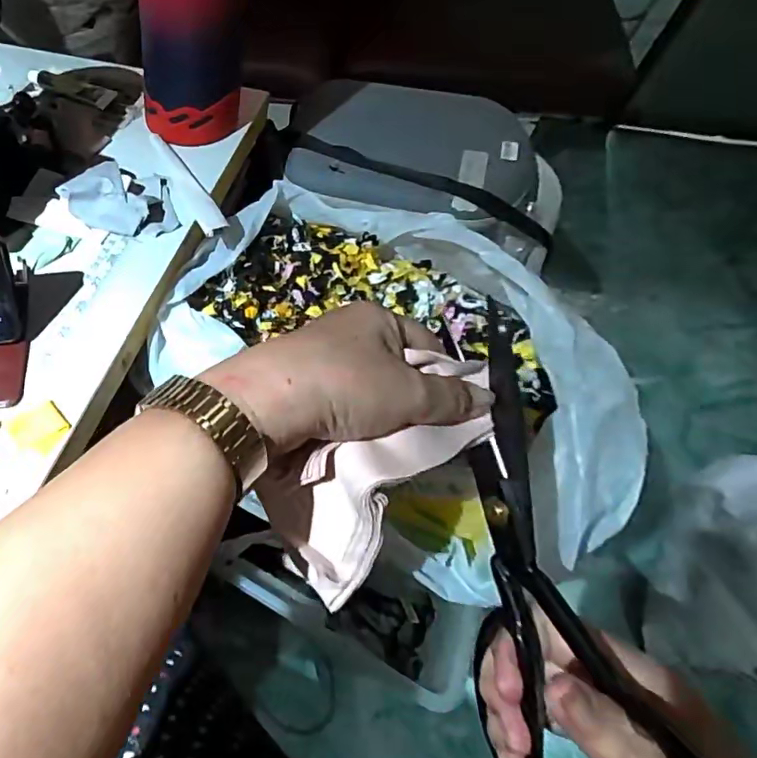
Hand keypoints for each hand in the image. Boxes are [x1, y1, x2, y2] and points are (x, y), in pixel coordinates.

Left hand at [199, 302, 491, 457]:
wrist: (267, 403)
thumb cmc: (345, 385)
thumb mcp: (407, 393)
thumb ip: (450, 399)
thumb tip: (489, 398)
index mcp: (376, 317)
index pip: (428, 343)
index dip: (446, 375)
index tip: (456, 410)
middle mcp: (348, 329)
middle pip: (397, 367)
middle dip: (412, 400)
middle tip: (425, 431)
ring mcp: (319, 354)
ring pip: (369, 388)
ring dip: (381, 414)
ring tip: (390, 441)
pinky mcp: (298, 381)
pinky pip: (340, 401)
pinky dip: (351, 420)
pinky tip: (355, 439)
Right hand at [478, 606, 756, 757]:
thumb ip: (614, 736)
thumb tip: (551, 682)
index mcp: (635, 672)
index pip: (558, 627)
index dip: (519, 646)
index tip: (510, 698)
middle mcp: (611, 675)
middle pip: (534, 652)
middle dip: (508, 689)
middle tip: (513, 744)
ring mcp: (601, 703)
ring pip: (530, 685)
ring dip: (508, 720)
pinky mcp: (595, 732)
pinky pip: (539, 719)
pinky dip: (519, 741)